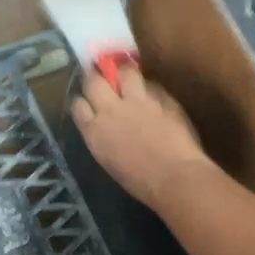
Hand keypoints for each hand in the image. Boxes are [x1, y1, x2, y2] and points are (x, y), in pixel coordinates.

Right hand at [71, 64, 212, 209]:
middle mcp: (111, 110)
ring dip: (123, 72)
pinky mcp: (162, 98)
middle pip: (94, 82)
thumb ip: (104, 139)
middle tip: (98, 74)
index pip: (78, 105)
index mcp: (94, 131)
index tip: (86, 101)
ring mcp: (138, 100)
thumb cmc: (141, 182)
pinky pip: (151, 85)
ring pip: (125, 72)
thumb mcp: (110, 161)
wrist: (175, 177)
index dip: (82, 101)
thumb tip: (108, 129)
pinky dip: (149, 88)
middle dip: (94, 76)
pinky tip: (152, 94)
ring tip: (126, 75)